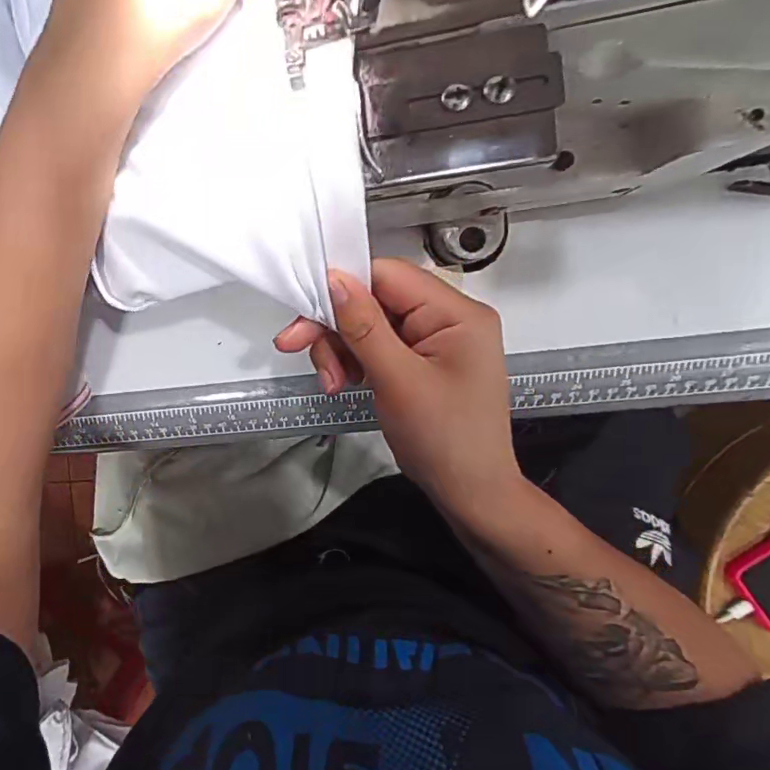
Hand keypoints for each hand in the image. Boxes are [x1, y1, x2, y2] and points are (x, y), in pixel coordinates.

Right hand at [274, 259, 524, 521]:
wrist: (471, 493)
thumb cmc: (447, 441)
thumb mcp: (398, 380)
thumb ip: (364, 326)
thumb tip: (335, 280)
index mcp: (457, 313)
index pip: (388, 275)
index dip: (344, 287)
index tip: (307, 312)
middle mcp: (450, 319)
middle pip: (376, 300)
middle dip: (337, 327)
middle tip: (298, 348)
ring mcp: (437, 342)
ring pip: (372, 325)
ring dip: (342, 349)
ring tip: (332, 381)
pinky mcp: (423, 362)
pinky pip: (380, 347)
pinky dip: (356, 362)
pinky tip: (344, 382)